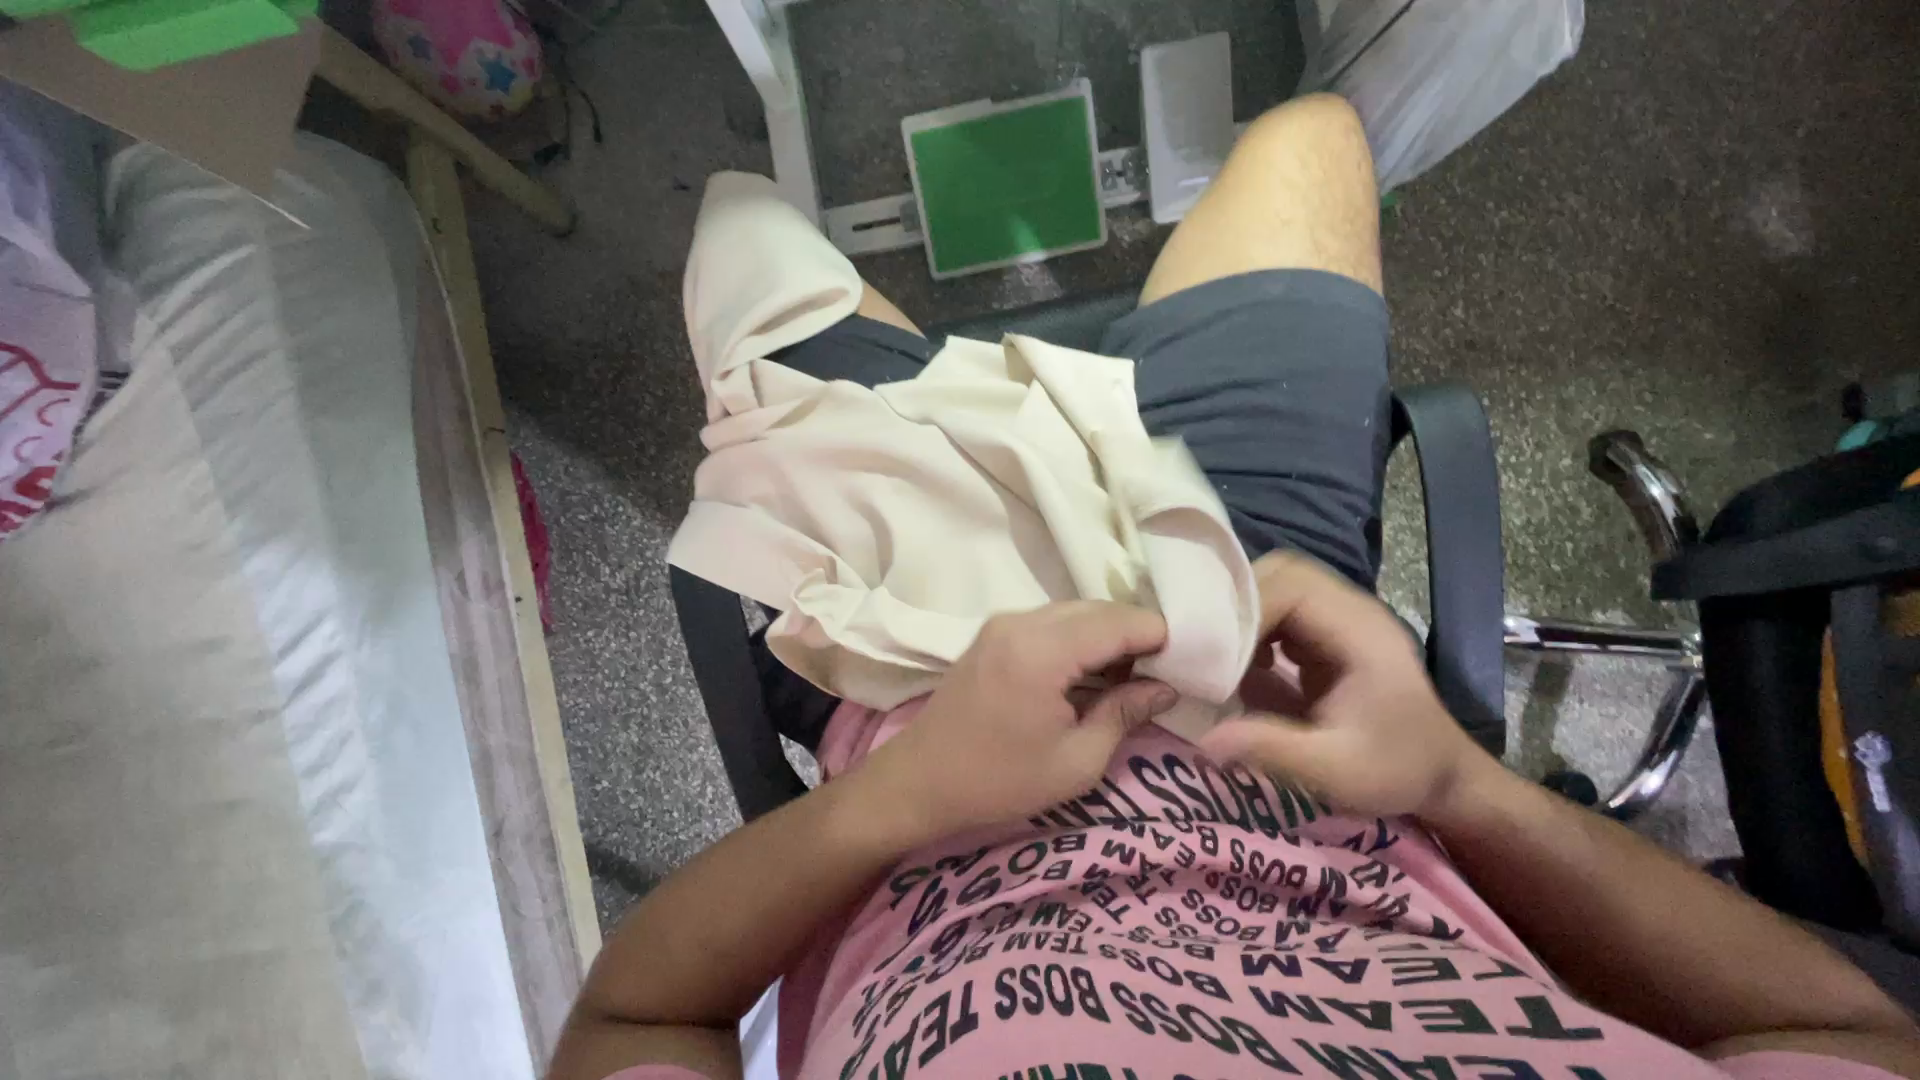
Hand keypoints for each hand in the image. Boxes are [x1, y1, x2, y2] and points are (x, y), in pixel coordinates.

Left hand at [855, 602, 1177, 841]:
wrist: (920, 782)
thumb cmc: (1000, 781)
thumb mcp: (1076, 761)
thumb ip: (1124, 714)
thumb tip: (1165, 687)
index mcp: (1042, 650)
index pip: (1120, 621)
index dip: (1161, 637)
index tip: (1190, 664)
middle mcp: (1022, 621)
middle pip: (1099, 608)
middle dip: (1137, 634)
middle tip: (1164, 674)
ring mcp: (1003, 622)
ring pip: (1076, 611)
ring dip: (1108, 635)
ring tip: (1132, 677)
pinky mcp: (994, 632)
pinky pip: (1052, 622)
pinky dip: (1080, 638)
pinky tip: (1092, 674)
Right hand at [1199, 552, 1501, 819]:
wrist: (1442, 778)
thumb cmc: (1397, 771)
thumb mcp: (1336, 771)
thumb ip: (1272, 748)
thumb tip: (1206, 738)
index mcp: (1361, 633)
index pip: (1292, 588)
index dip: (1246, 614)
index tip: (1216, 655)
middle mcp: (1351, 612)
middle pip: (1282, 572)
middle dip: (1236, 604)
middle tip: (1208, 648)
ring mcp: (1340, 618)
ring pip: (1276, 583)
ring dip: (1241, 613)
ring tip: (1221, 655)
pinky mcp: (1326, 633)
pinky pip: (1279, 606)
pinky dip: (1252, 626)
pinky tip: (1243, 664)